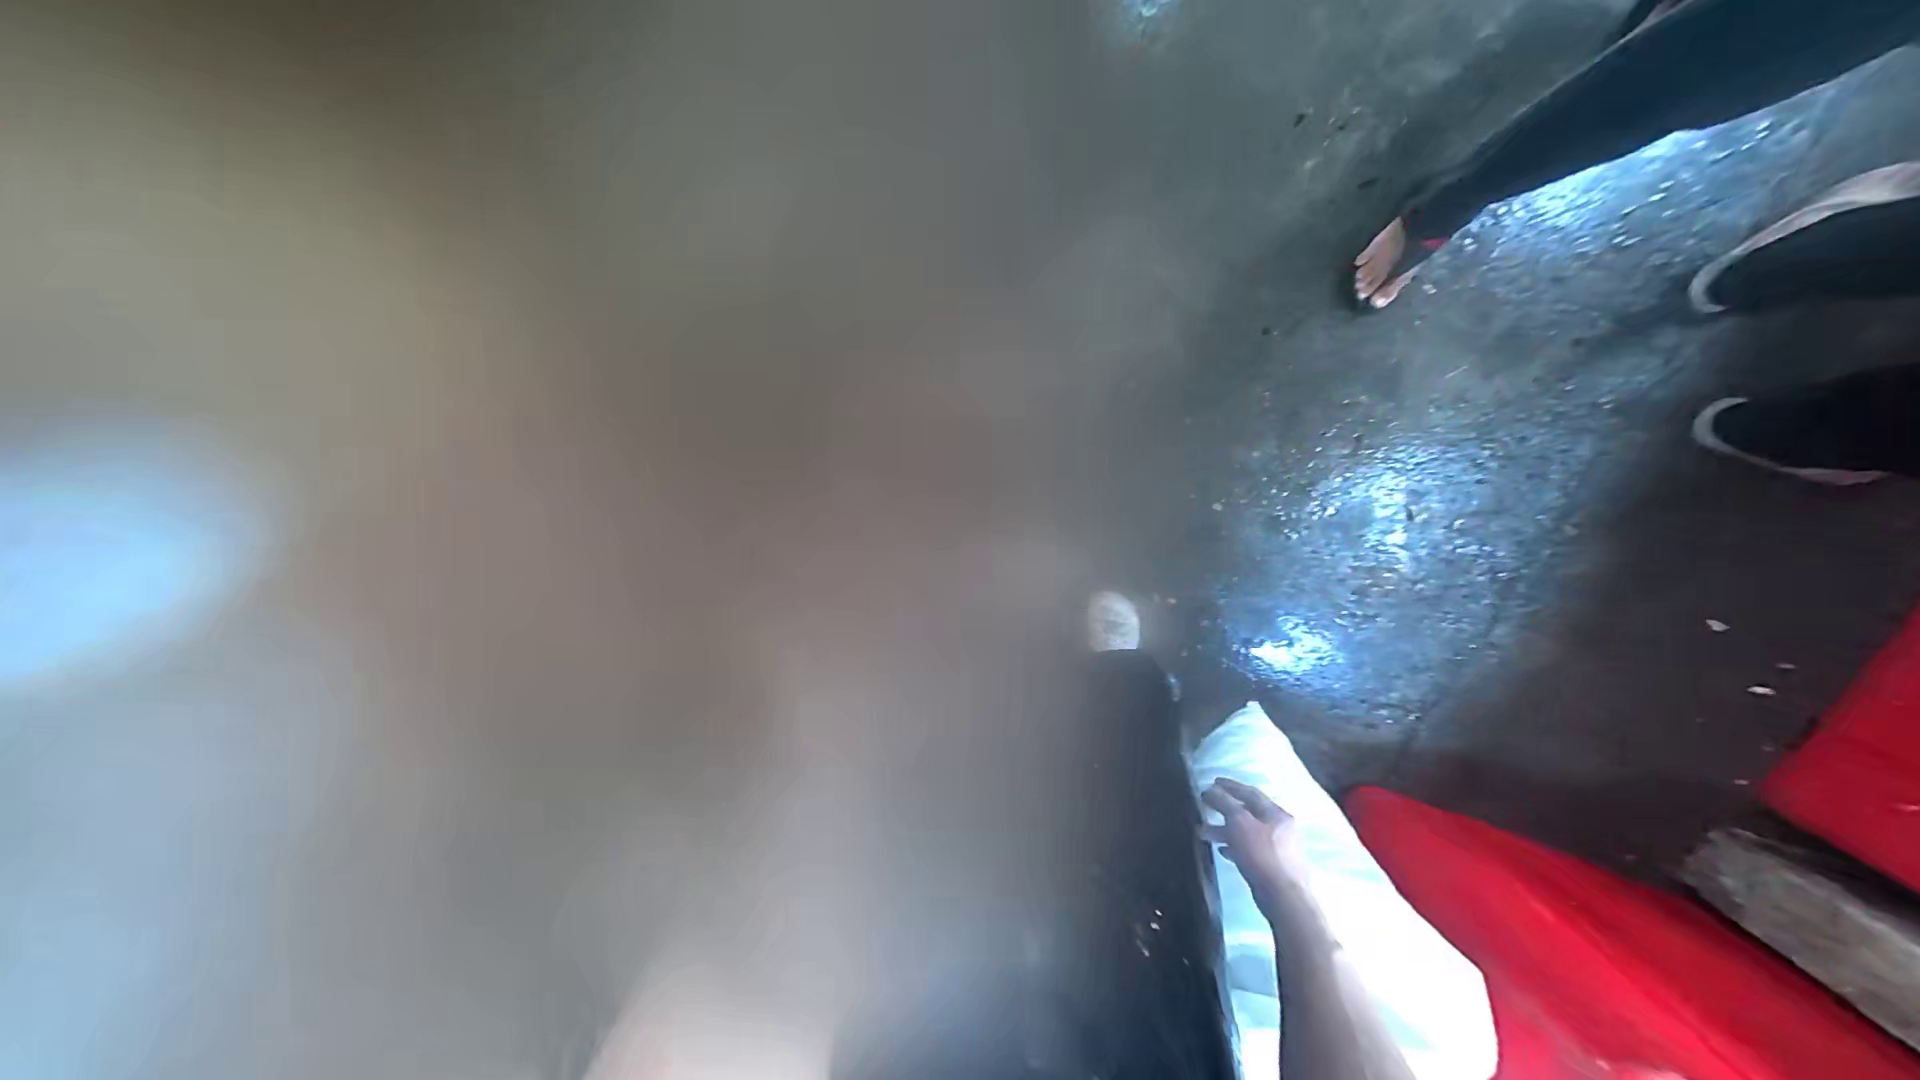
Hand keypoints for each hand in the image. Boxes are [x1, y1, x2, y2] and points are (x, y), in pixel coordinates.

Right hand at [1202, 778, 1311, 904]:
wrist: (1284, 898)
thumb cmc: (1261, 855)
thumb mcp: (1238, 822)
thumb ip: (1224, 803)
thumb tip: (1210, 790)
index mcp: (1275, 813)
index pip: (1250, 792)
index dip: (1230, 785)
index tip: (1212, 781)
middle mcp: (1280, 828)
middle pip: (1248, 812)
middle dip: (1224, 809)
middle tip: (1206, 806)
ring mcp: (1279, 848)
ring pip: (1247, 832)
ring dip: (1225, 829)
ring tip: (1204, 832)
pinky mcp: (1273, 866)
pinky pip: (1250, 849)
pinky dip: (1234, 846)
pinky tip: (1222, 850)